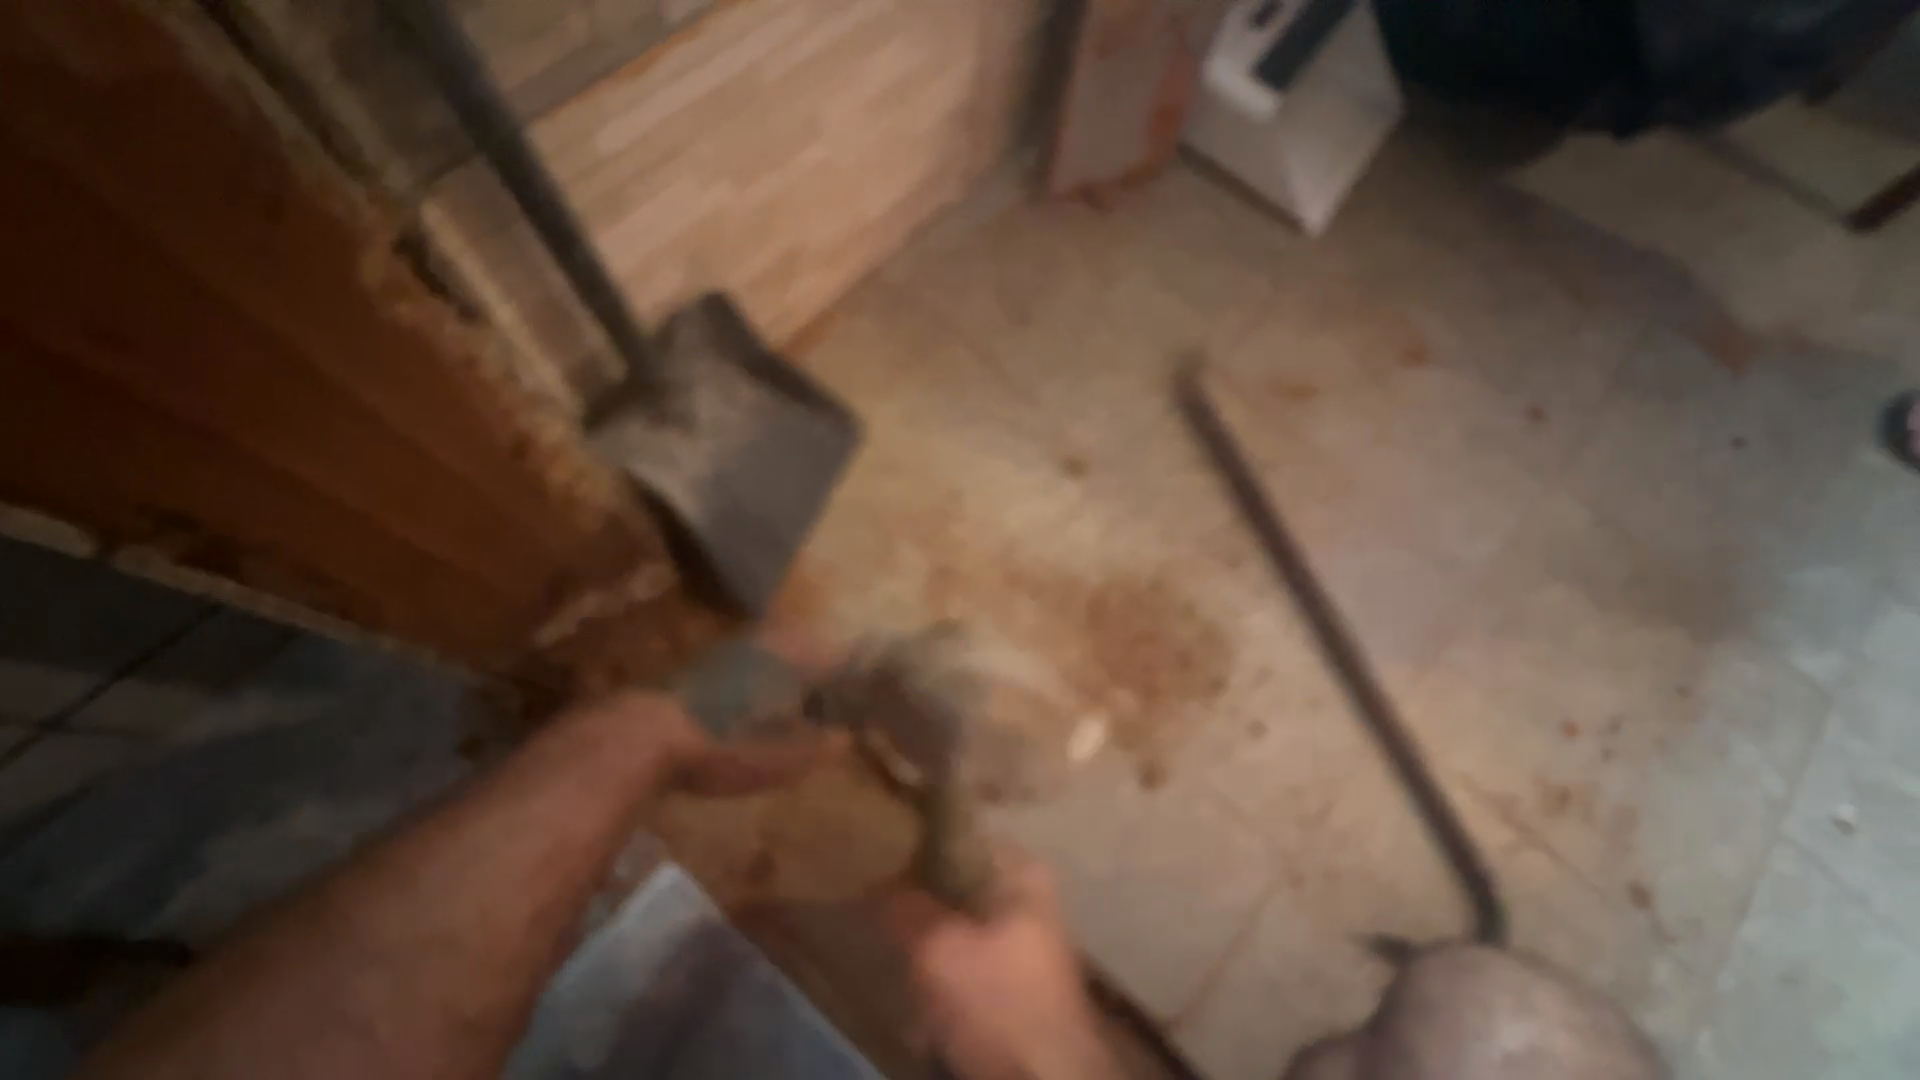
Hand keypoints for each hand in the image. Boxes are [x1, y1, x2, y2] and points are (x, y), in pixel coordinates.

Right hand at [889, 848, 1115, 1079]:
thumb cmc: (999, 1002)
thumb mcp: (938, 949)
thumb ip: (903, 906)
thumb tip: (877, 879)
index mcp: (1020, 870)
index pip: (956, 833)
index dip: (915, 843)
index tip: (878, 855)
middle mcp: (1025, 894)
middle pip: (953, 879)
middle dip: (917, 899)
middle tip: (882, 910)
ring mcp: (1021, 937)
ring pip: (954, 920)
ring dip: (925, 940)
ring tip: (898, 954)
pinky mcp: (1011, 977)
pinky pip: (962, 957)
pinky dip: (940, 970)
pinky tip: (921, 991)